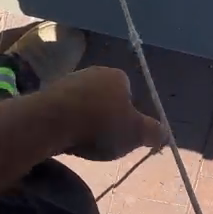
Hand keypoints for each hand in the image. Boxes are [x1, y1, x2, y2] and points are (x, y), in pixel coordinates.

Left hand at [48, 67, 162, 160]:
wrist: (51, 121)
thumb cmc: (100, 124)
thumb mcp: (135, 133)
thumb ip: (152, 132)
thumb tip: (163, 132)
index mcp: (118, 76)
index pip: (129, 92)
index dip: (128, 113)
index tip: (123, 132)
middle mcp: (94, 72)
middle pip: (106, 97)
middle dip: (106, 115)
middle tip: (105, 139)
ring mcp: (69, 81)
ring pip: (84, 102)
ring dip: (85, 119)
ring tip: (84, 141)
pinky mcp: (48, 94)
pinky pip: (65, 109)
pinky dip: (68, 122)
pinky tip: (67, 137)